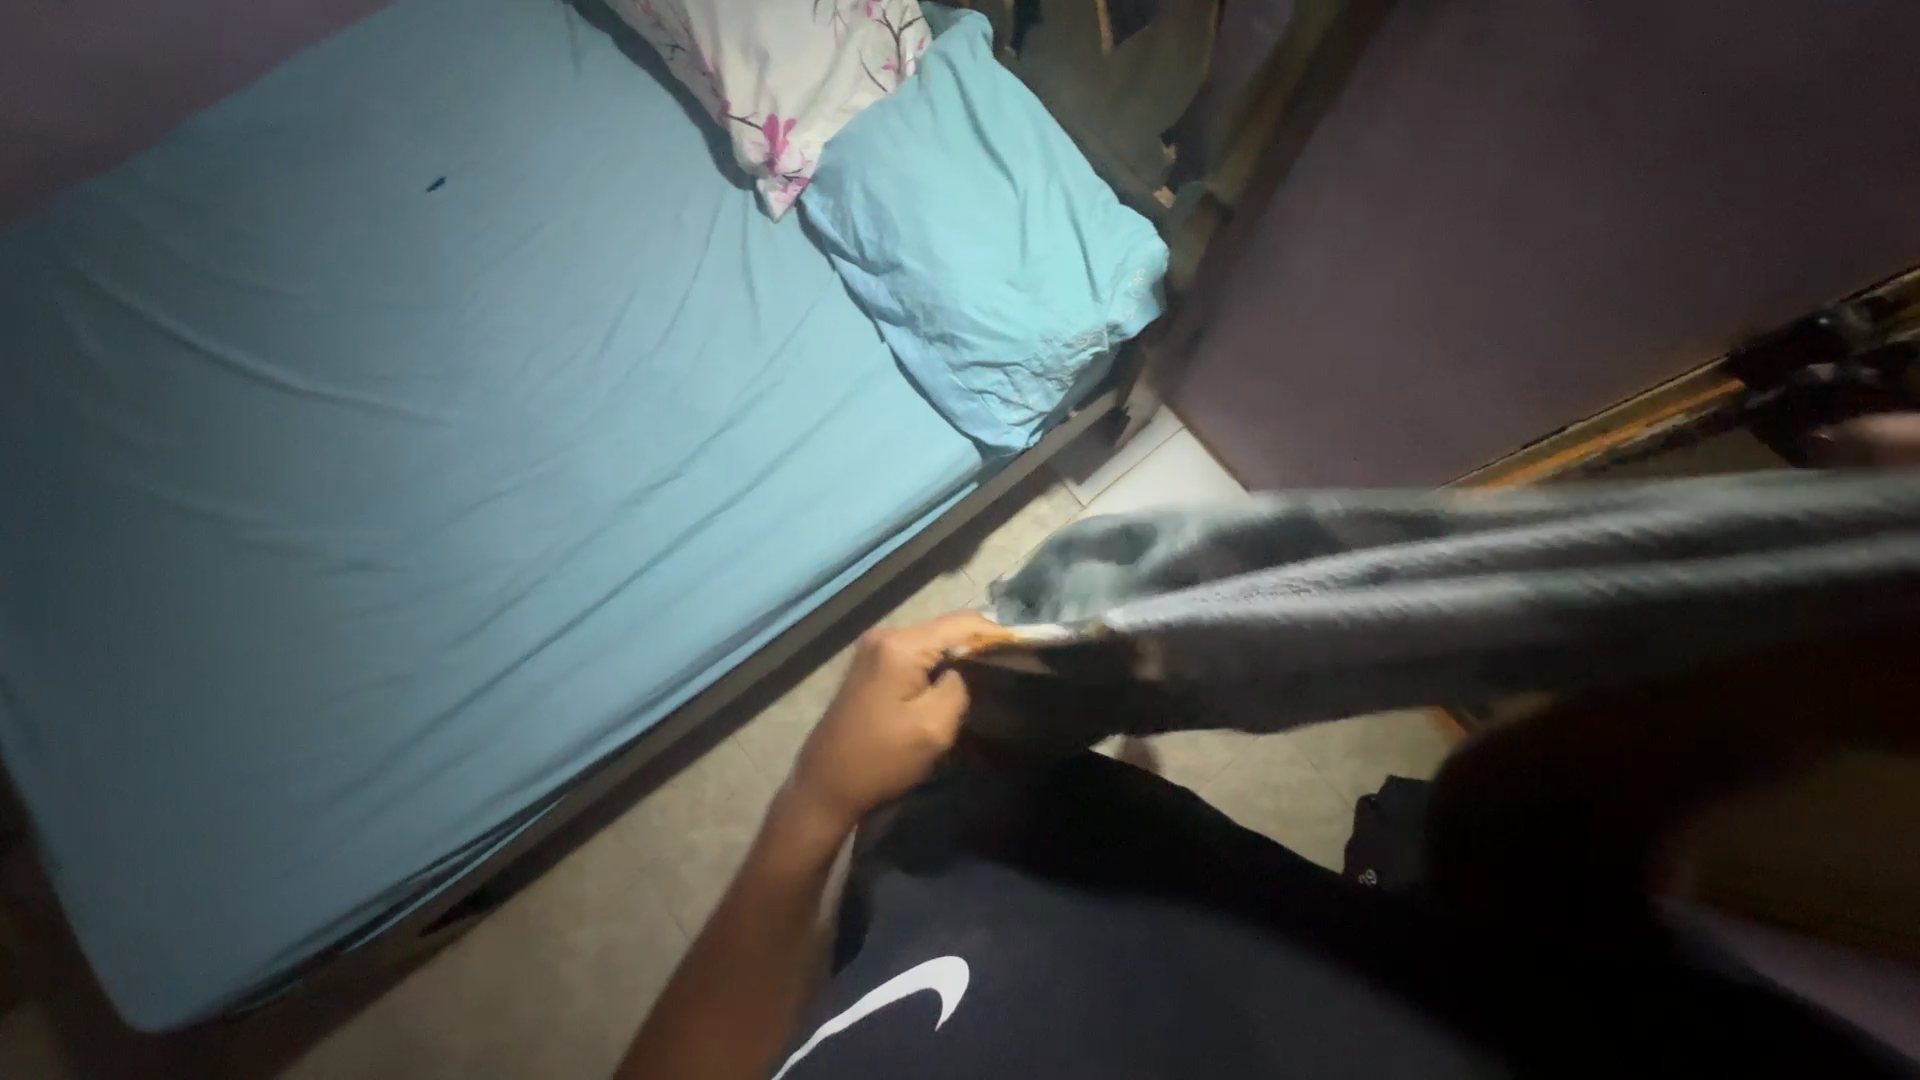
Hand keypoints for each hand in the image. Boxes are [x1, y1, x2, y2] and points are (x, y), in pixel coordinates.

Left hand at [786, 612, 1008, 832]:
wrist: (824, 786)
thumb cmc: (880, 760)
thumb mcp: (933, 727)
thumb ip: (959, 686)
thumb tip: (967, 667)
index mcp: (900, 645)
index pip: (962, 623)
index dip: (995, 635)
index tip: (1023, 655)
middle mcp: (885, 635)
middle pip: (945, 629)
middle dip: (976, 647)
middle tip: (1007, 671)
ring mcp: (873, 649)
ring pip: (931, 642)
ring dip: (956, 658)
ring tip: (984, 680)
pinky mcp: (870, 666)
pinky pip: (914, 655)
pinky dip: (936, 666)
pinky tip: (950, 686)